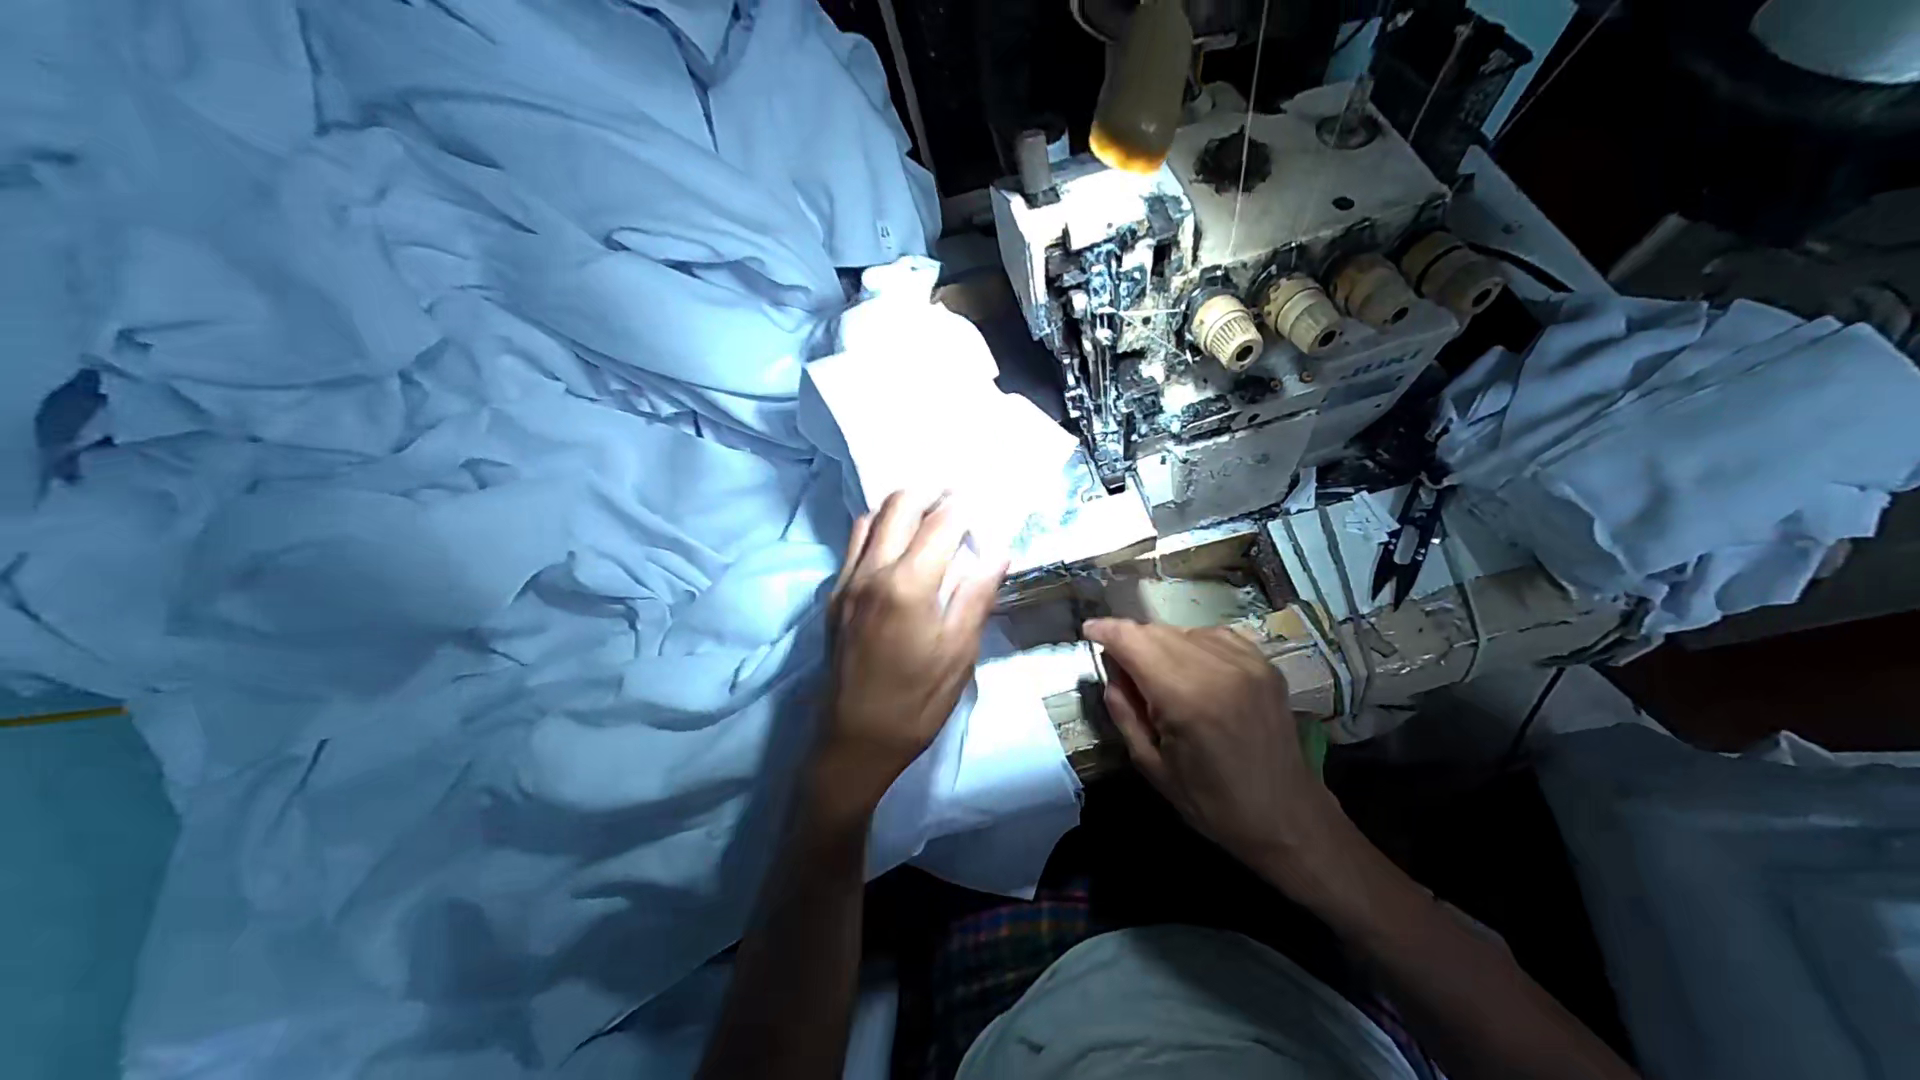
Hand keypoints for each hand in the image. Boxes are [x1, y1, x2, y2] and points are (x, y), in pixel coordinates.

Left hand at [813, 491, 1005, 818]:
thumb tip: (998, 551)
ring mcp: (847, 581)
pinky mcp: (834, 595)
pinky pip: (854, 543)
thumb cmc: (917, 702)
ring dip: (901, 506)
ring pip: (871, 517)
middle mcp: (872, 571)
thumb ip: (977, 595)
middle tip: (956, 496)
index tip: (981, 500)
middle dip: (931, 492)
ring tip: (928, 513)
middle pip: (899, 505)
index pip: (941, 523)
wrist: (855, 739)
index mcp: (909, 585)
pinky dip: (878, 527)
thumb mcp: (959, 653)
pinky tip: (896, 541)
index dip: (964, 506)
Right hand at [1082, 617, 1342, 880]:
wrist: (1287, 817)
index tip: (1088, 631)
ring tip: (1157, 674)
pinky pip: (1214, 636)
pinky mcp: (1265, 664)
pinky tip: (1191, 669)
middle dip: (1130, 640)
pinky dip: (1192, 645)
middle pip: (1156, 631)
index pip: (1133, 641)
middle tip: (1119, 665)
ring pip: (1184, 631)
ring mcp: (1246, 662)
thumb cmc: (1212, 803)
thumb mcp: (1152, 766)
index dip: (1105, 630)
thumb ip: (1125, 713)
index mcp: (1185, 698)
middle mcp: (1217, 668)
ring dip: (1161, 643)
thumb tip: (1112, 673)